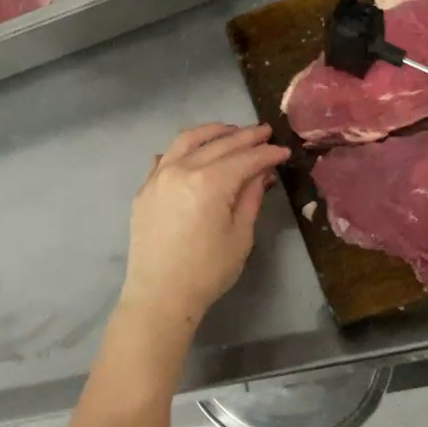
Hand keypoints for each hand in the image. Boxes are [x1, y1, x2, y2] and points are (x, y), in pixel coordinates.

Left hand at [120, 124, 289, 326]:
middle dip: (244, 137)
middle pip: (218, 144)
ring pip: (187, 141)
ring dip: (212, 132)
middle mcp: (181, 169)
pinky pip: (165, 157)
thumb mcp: (240, 235)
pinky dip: (183, 149)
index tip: (282, 150)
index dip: (266, 153)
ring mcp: (158, 176)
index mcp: (209, 182)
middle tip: (264, 132)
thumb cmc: (207, 271)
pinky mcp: (145, 188)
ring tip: (231, 131)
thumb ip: (250, 197)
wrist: (160, 295)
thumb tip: (261, 172)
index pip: (244, 158)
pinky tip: (194, 151)